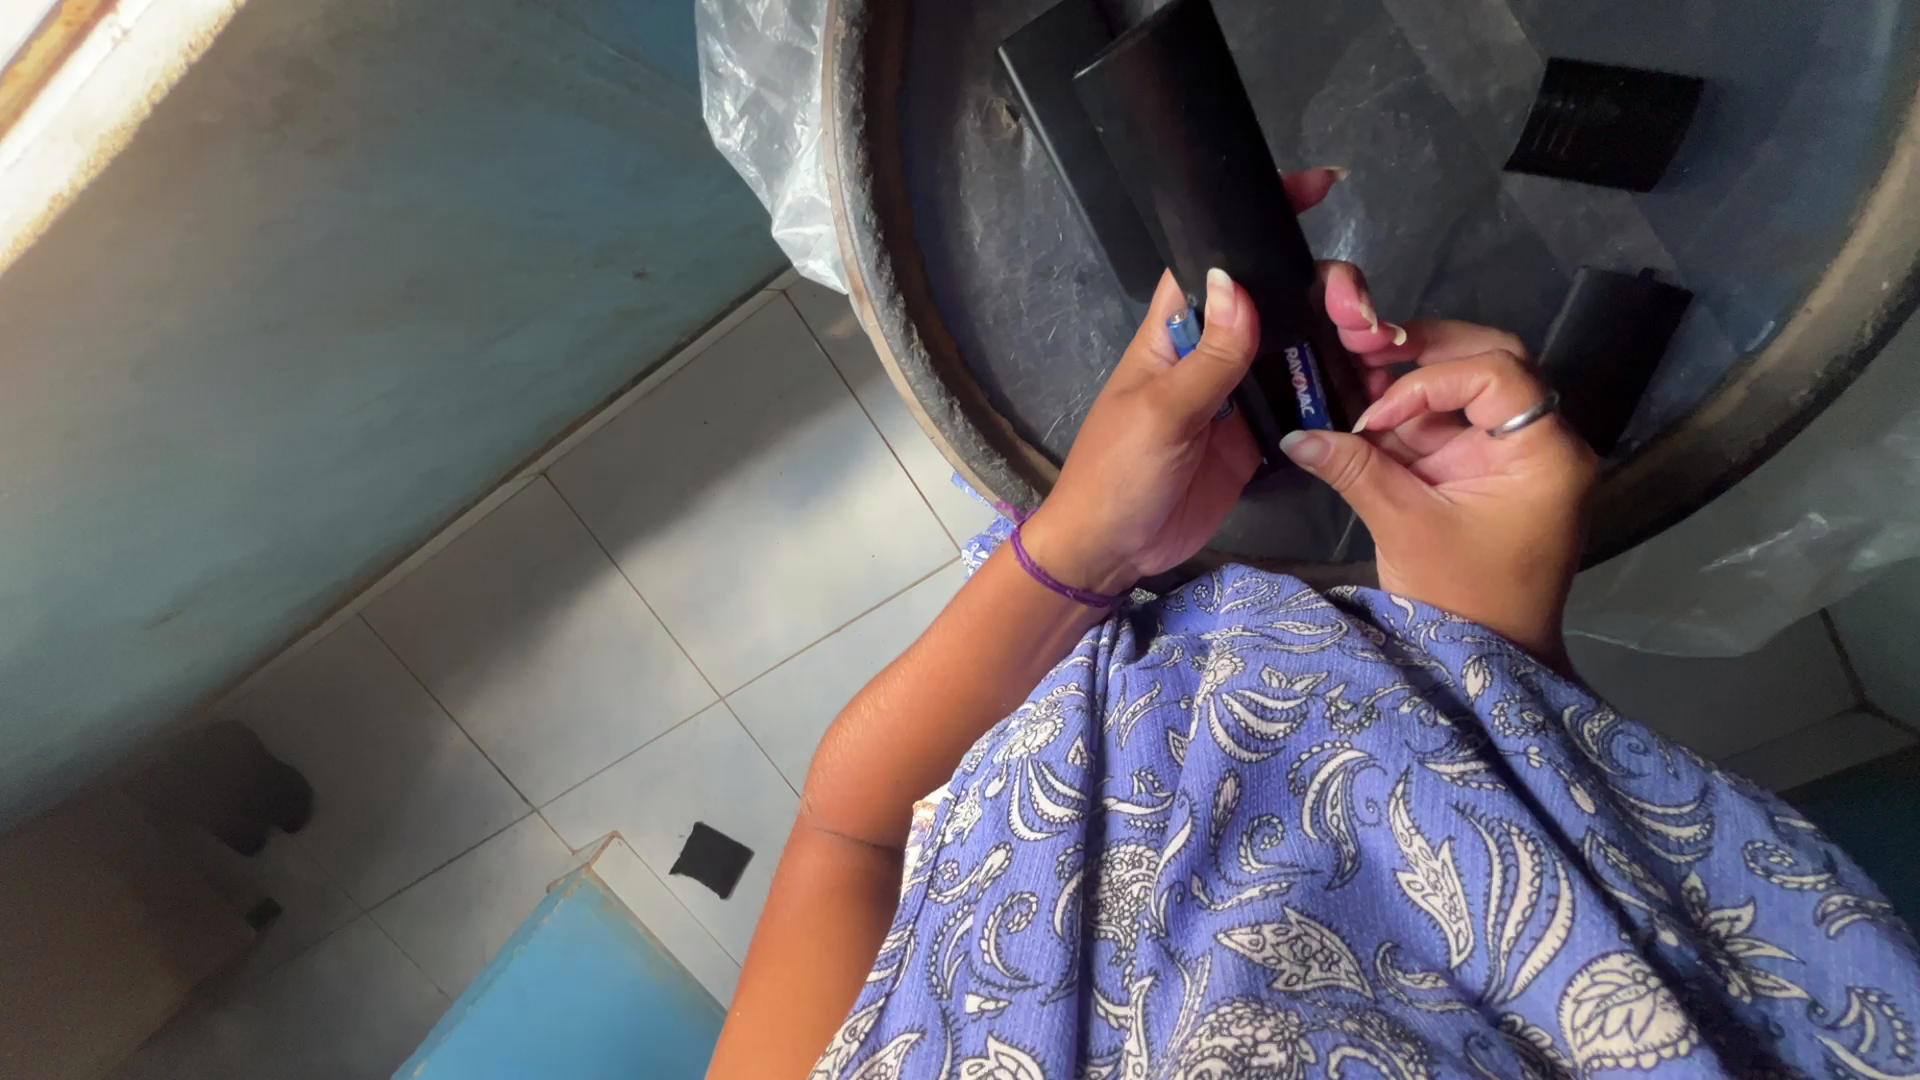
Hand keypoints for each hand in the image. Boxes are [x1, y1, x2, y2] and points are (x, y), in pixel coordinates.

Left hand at [1020, 167, 1397, 595]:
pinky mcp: (1256, 437)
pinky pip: (1302, 402)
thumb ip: (1208, 356)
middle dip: (1323, 292)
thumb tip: (1241, 282)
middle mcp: (1210, 356)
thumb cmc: (1117, 474)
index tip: (1317, 190)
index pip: (1215, 263)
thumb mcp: (1160, 413)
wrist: (1113, 549)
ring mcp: (1236, 397)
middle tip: (1360, 317)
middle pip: (1274, 301)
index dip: (1257, 224)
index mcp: (1173, 336)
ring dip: (1339, 338)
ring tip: (1378, 345)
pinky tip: (1372, 384)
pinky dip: (1336, 390)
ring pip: (1297, 347)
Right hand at [1278, 319, 1599, 665]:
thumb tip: (1295, 436)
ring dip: (1409, 385)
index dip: (1430, 381)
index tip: (1376, 416)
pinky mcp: (1479, 469)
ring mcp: (1506, 454)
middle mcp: (1535, 440)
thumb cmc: (1461, 595)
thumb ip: (1354, 470)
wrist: (1485, 651)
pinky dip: (1403, 420)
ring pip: (1464, 389)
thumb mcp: (1405, 526)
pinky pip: (1443, 426)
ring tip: (1356, 383)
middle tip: (1368, 351)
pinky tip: (1364, 419)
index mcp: (1542, 453)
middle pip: (1492, 362)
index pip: (1498, 374)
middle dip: (1426, 354)